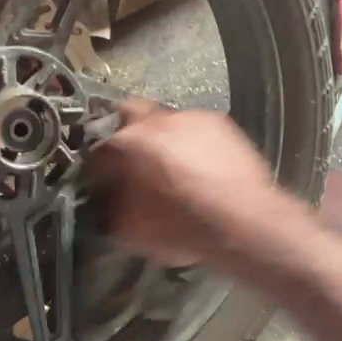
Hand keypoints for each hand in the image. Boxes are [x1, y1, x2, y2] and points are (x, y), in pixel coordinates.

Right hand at [87, 100, 308, 273]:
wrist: (245, 224)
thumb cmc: (183, 228)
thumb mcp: (132, 228)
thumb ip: (109, 208)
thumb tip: (102, 203)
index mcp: (127, 143)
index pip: (97, 144)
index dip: (95, 160)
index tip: (100, 174)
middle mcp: (155, 120)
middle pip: (126, 112)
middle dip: (123, 130)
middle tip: (127, 155)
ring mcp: (190, 116)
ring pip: (162, 117)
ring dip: (157, 134)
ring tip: (165, 161)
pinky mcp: (218, 122)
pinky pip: (192, 125)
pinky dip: (187, 139)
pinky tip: (195, 162)